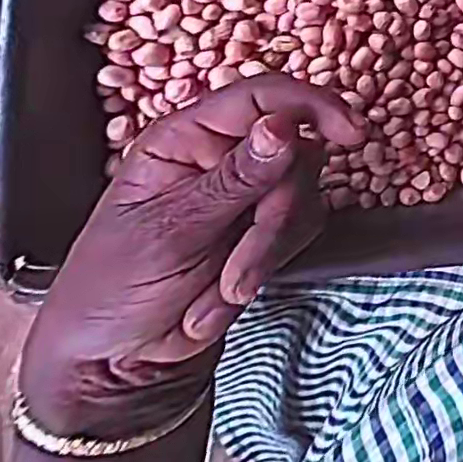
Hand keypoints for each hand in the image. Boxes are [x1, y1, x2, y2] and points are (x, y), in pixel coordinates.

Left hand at [17, 75, 361, 439]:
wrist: (115, 364)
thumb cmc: (112, 289)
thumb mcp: (169, 234)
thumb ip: (234, 179)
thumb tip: (285, 127)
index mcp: (189, 137)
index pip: (262, 96)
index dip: (311, 105)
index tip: (350, 133)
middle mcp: (228, 152)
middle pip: (294, 150)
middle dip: (276, 213)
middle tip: (242, 264)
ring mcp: (253, 188)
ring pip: (303, 192)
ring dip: (268, 247)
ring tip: (222, 290)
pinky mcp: (271, 223)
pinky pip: (303, 226)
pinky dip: (270, 264)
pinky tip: (225, 294)